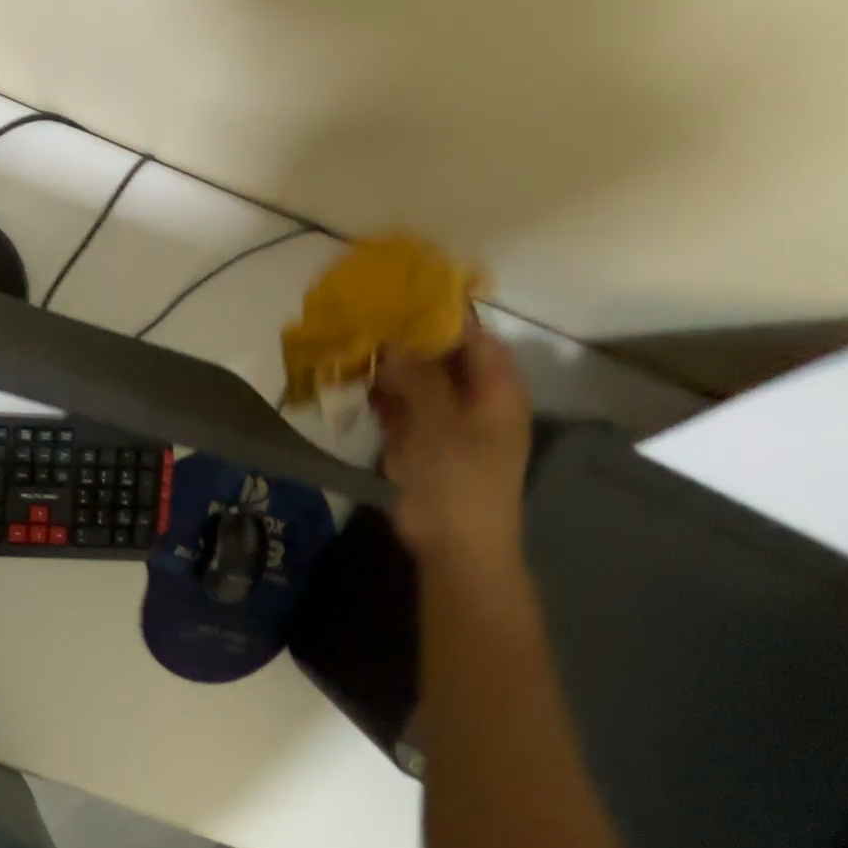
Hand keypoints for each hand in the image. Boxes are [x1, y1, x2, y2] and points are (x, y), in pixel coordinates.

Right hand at [372, 323, 532, 568]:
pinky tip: (353, 382)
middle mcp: (476, 401)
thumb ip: (415, 379)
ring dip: (389, 367)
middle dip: (406, 340)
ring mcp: (448, 424)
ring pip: (419, 382)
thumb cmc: (455, 485)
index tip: (397, 298)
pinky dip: (382, 395)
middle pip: (444, 357)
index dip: (440, 316)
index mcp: (496, 391)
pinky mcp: (423, 445)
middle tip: (362, 319)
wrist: (455, 550)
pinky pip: (403, 408)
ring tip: (350, 344)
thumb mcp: (436, 426)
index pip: (473, 337)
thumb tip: (391, 341)